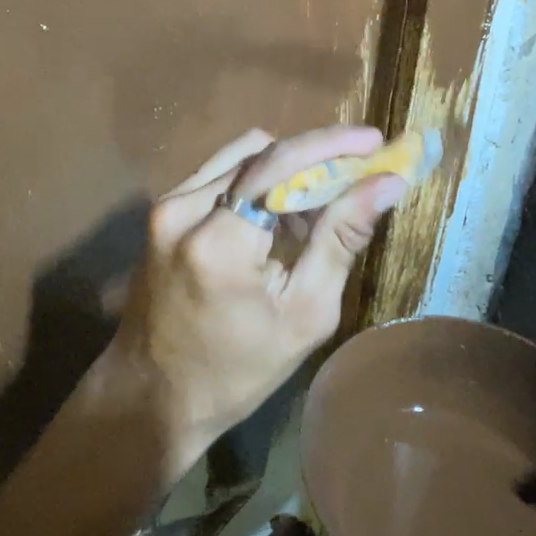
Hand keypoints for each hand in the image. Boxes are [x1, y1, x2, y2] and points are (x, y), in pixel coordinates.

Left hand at [105, 125, 406, 478]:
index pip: (279, 164)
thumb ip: (341, 240)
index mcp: (218, 241)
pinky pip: (220, 174)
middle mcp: (184, 208)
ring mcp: (166, 205)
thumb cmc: (235, 372)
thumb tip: (386, 184)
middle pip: (261, 152)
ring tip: (323, 200)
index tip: (376, 140)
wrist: (149, 395)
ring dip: (286, 167)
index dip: (331, 145)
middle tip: (360, 171)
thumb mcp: (303, 315)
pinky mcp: (161, 210)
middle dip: (315, 156)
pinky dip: (258, 181)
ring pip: (240, 157)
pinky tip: (283, 213)